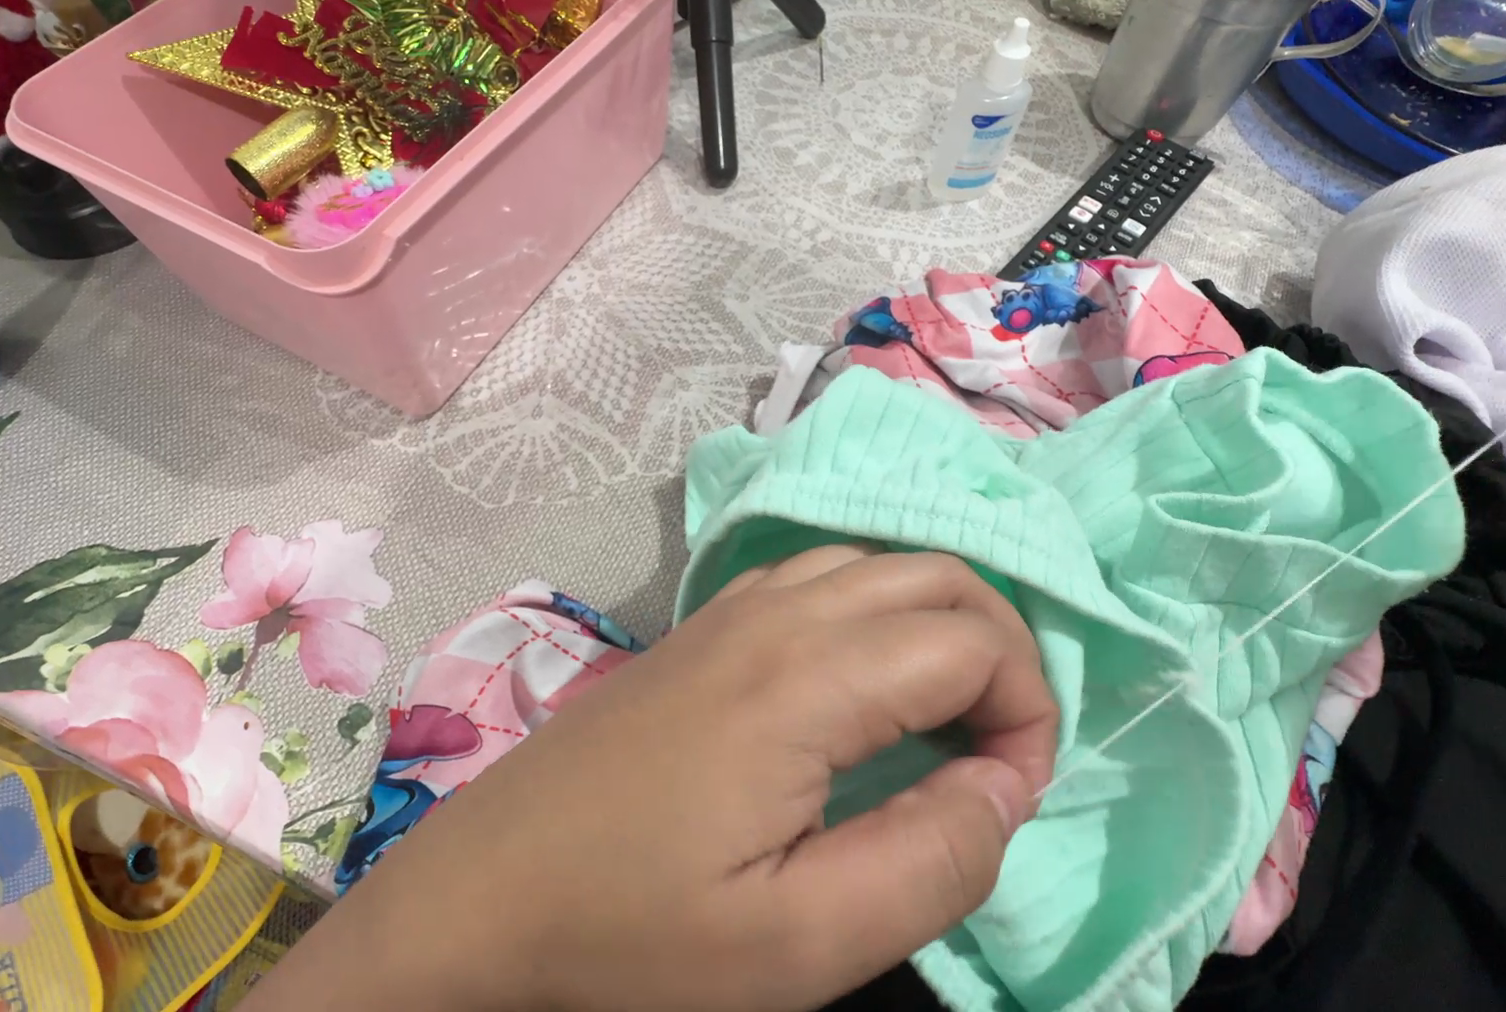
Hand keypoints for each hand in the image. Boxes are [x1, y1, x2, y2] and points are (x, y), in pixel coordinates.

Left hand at [242, 547, 1058, 1011]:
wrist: (481, 896)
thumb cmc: (632, 933)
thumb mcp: (798, 942)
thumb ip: (929, 861)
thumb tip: (1007, 784)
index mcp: (805, 677)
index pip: (970, 641)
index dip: (1024, 711)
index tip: (1004, 796)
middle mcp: (774, 612)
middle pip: (935, 577)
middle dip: (998, 651)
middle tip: (992, 753)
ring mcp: (730, 608)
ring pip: (875, 564)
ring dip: (936, 624)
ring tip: (939, 719)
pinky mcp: (701, 625)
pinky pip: (815, 577)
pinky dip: (874, 609)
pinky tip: (858, 682)